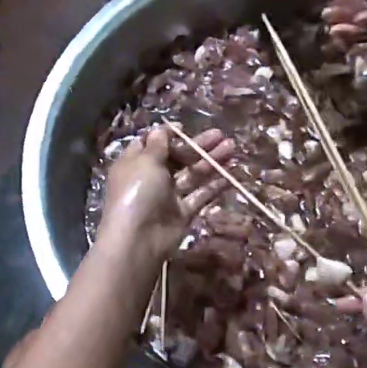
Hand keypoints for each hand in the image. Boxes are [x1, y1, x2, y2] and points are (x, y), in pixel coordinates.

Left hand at [97, 127, 232, 259]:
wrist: (138, 239)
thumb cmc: (138, 192)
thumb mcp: (145, 161)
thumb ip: (157, 145)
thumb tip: (160, 129)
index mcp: (134, 164)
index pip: (150, 144)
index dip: (167, 136)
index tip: (185, 129)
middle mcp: (150, 179)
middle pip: (176, 158)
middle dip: (198, 147)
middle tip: (221, 135)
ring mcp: (166, 197)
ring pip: (191, 176)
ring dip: (210, 162)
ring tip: (232, 148)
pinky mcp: (180, 214)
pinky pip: (198, 196)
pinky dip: (213, 186)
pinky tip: (230, 174)